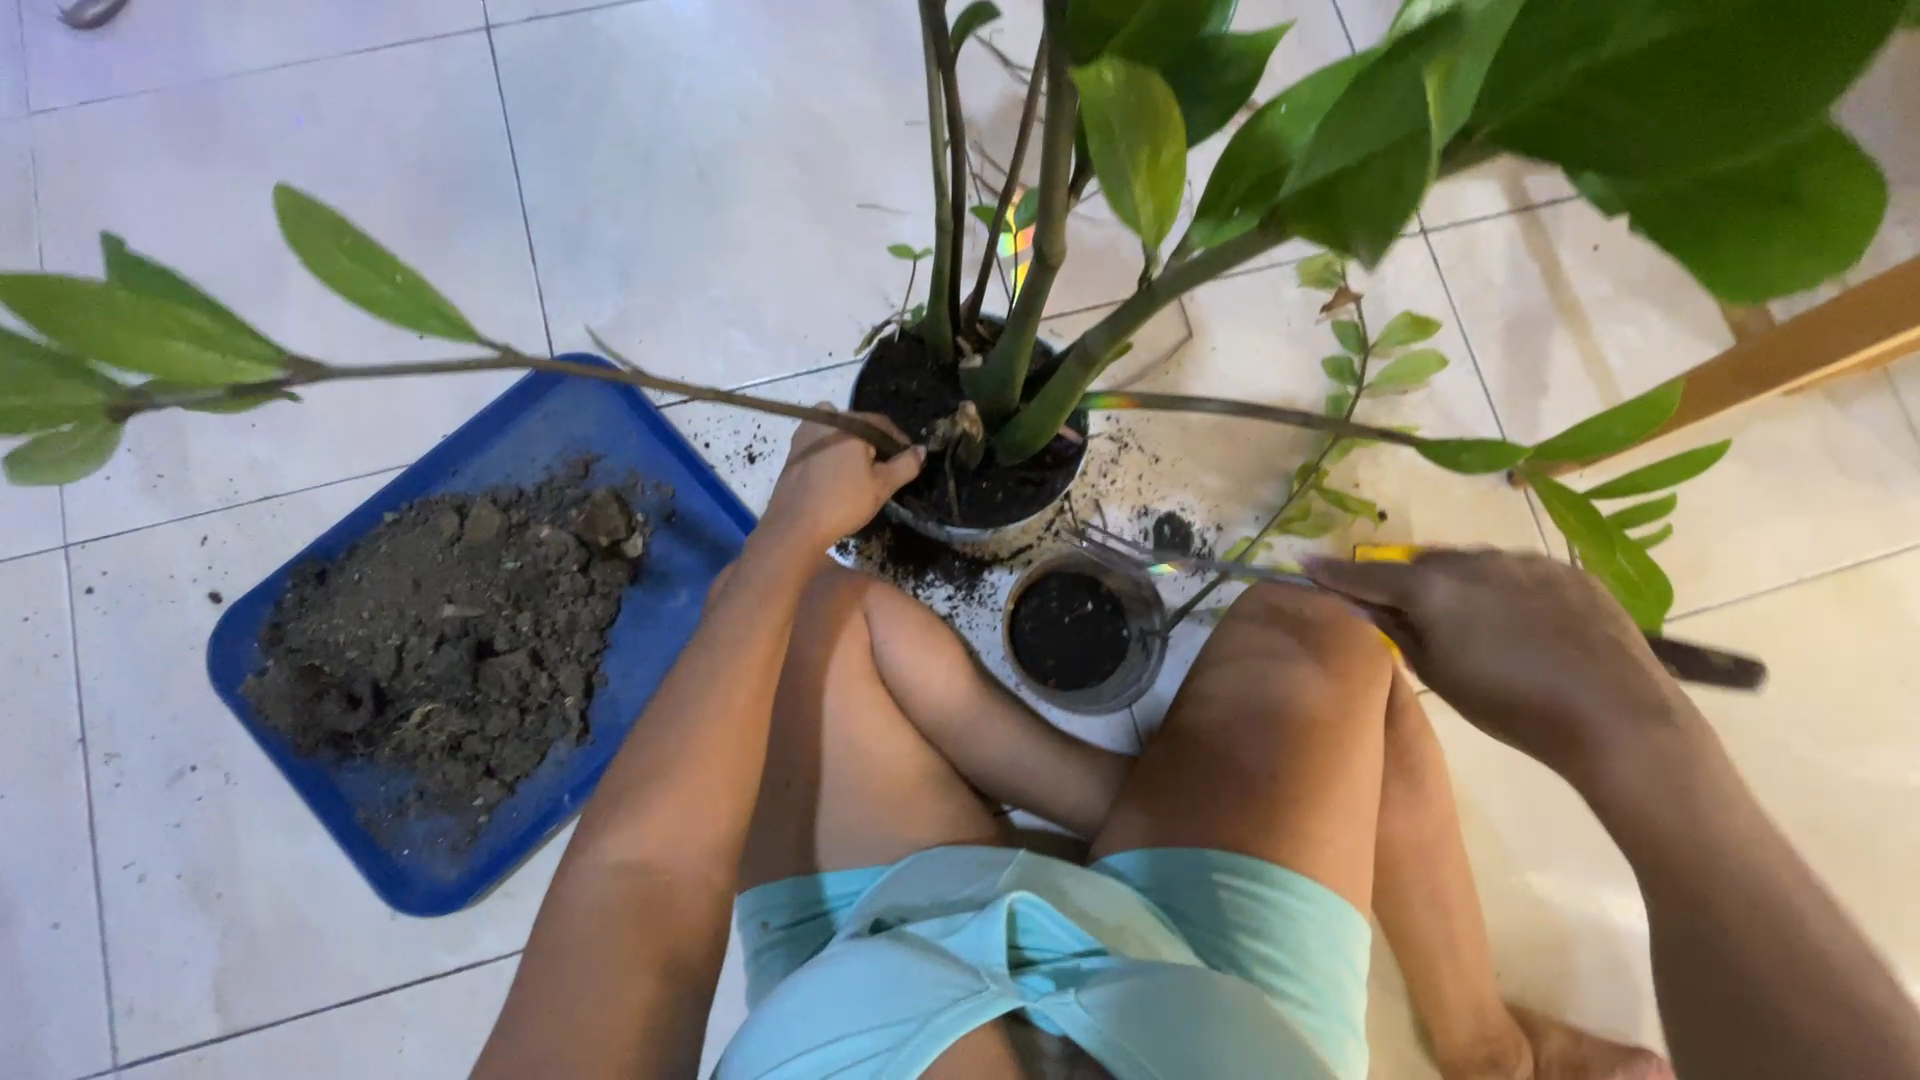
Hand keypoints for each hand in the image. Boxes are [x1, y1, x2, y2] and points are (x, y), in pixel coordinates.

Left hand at [759, 409, 924, 550]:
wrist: (794, 525)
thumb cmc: (842, 503)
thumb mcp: (882, 486)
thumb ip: (905, 465)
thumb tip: (921, 450)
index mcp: (850, 424)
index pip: (883, 424)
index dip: (899, 441)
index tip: (908, 458)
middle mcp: (826, 419)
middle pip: (859, 425)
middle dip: (875, 443)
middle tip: (885, 467)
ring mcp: (805, 432)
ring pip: (838, 433)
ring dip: (852, 446)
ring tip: (860, 471)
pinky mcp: (793, 448)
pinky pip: (821, 442)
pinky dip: (833, 452)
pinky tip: (837, 474)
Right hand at [1305, 550, 1707, 783]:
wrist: (1619, 719)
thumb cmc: (1512, 707)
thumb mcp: (1438, 676)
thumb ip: (1396, 633)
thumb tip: (1362, 607)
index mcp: (1435, 590)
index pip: (1368, 575)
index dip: (1334, 573)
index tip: (1304, 562)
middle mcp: (1475, 562)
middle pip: (1421, 565)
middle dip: (1402, 581)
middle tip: (1396, 608)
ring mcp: (1526, 562)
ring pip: (1470, 564)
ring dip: (1453, 582)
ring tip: (1460, 616)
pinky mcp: (1567, 571)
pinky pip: (1515, 571)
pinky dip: (1498, 587)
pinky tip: (1512, 619)